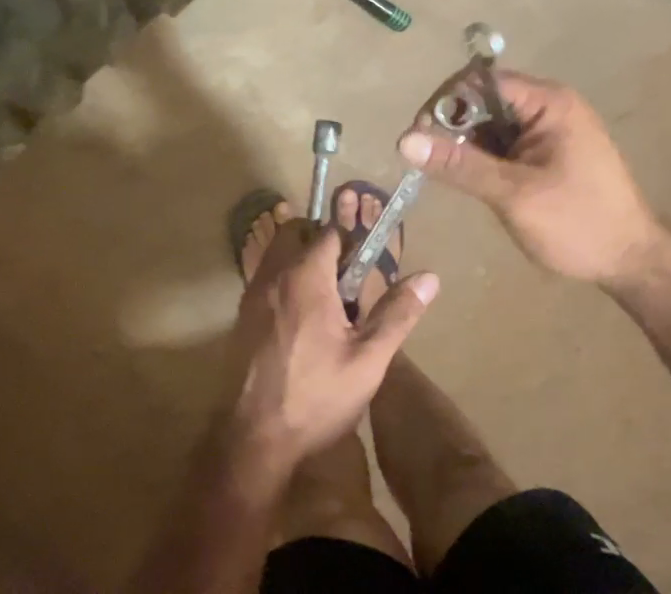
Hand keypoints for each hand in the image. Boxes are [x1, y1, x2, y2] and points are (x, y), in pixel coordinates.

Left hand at [225, 218, 438, 470]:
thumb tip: (429, 277)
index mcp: (306, 277)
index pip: (329, 233)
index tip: (368, 265)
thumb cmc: (317, 397)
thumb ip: (397, 314)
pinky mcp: (241, 317)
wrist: (256, 437)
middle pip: (297, 235)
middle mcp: (273, 276)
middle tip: (348, 280)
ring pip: (277, 256)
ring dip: (301, 263)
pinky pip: (265, 281)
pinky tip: (303, 323)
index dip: (352, 242)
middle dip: (322, 244)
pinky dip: (285, 284)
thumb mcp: (368, 360)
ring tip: (328, 303)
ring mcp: (252, 296)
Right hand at [398, 71, 661, 285]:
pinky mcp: (549, 154)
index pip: (482, 81)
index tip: (420, 136)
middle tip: (429, 162)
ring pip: (491, 124)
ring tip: (448, 176)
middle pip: (484, 100)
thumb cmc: (578, 224)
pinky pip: (505, 144)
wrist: (633, 263)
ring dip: (467, 145)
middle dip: (454, 126)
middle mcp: (550, 107)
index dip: (446, 103)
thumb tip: (404, 139)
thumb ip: (459, 164)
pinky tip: (472, 182)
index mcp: (549, 102)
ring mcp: (551, 131)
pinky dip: (484, 158)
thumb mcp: (513, 194)